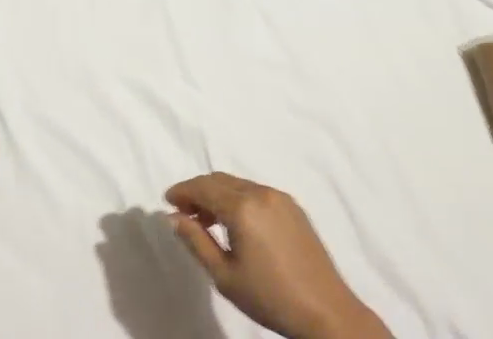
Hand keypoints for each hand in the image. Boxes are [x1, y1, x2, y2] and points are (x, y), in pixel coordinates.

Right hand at [166, 174, 390, 338]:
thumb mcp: (224, 275)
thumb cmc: (270, 297)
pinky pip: (256, 193)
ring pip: (239, 185)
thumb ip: (196, 241)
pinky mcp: (294, 208)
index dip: (182, 191)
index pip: (203, 187)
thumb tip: (173, 217)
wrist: (326, 311)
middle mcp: (261, 193)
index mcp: (242, 206)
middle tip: (183, 213)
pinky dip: (238, 199)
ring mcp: (281, 198)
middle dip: (198, 191)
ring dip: (218, 195)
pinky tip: (236, 224)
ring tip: (207, 221)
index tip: (167, 202)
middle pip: (220, 180)